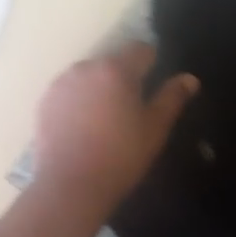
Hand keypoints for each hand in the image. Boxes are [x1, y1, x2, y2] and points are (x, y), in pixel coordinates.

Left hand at [32, 41, 198, 216]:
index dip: (151, 64)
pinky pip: (69, 91)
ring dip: (99, 88)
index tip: (153, 87)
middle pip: (113, 62)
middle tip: (129, 110)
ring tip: (103, 121)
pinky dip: (78, 100)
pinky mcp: (45, 100)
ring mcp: (62, 82)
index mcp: (116, 69)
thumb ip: (173, 98)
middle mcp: (87, 66)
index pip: (141, 49)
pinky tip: (81, 127)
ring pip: (89, 76)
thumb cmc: (120, 157)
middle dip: (123, 78)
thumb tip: (189, 78)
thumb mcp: (155, 129)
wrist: (69, 187)